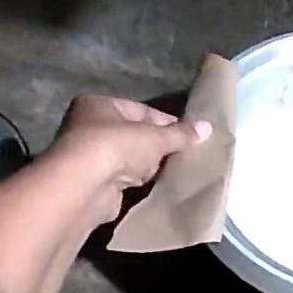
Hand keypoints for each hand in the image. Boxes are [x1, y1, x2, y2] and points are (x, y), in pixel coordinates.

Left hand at [46, 96, 211, 190]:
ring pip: (128, 158)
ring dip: (147, 166)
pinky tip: (154, 187)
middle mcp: (88, 127)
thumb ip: (180, 134)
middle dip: (157, 146)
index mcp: (99, 105)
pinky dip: (137, 182)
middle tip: (184, 155)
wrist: (84, 186)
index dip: (167, 123)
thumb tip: (208, 126)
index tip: (190, 136)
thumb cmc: (117, 147)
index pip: (141, 110)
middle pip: (133, 134)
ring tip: (174, 171)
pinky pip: (122, 179)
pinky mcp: (92, 183)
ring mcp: (88, 156)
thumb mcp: (155, 137)